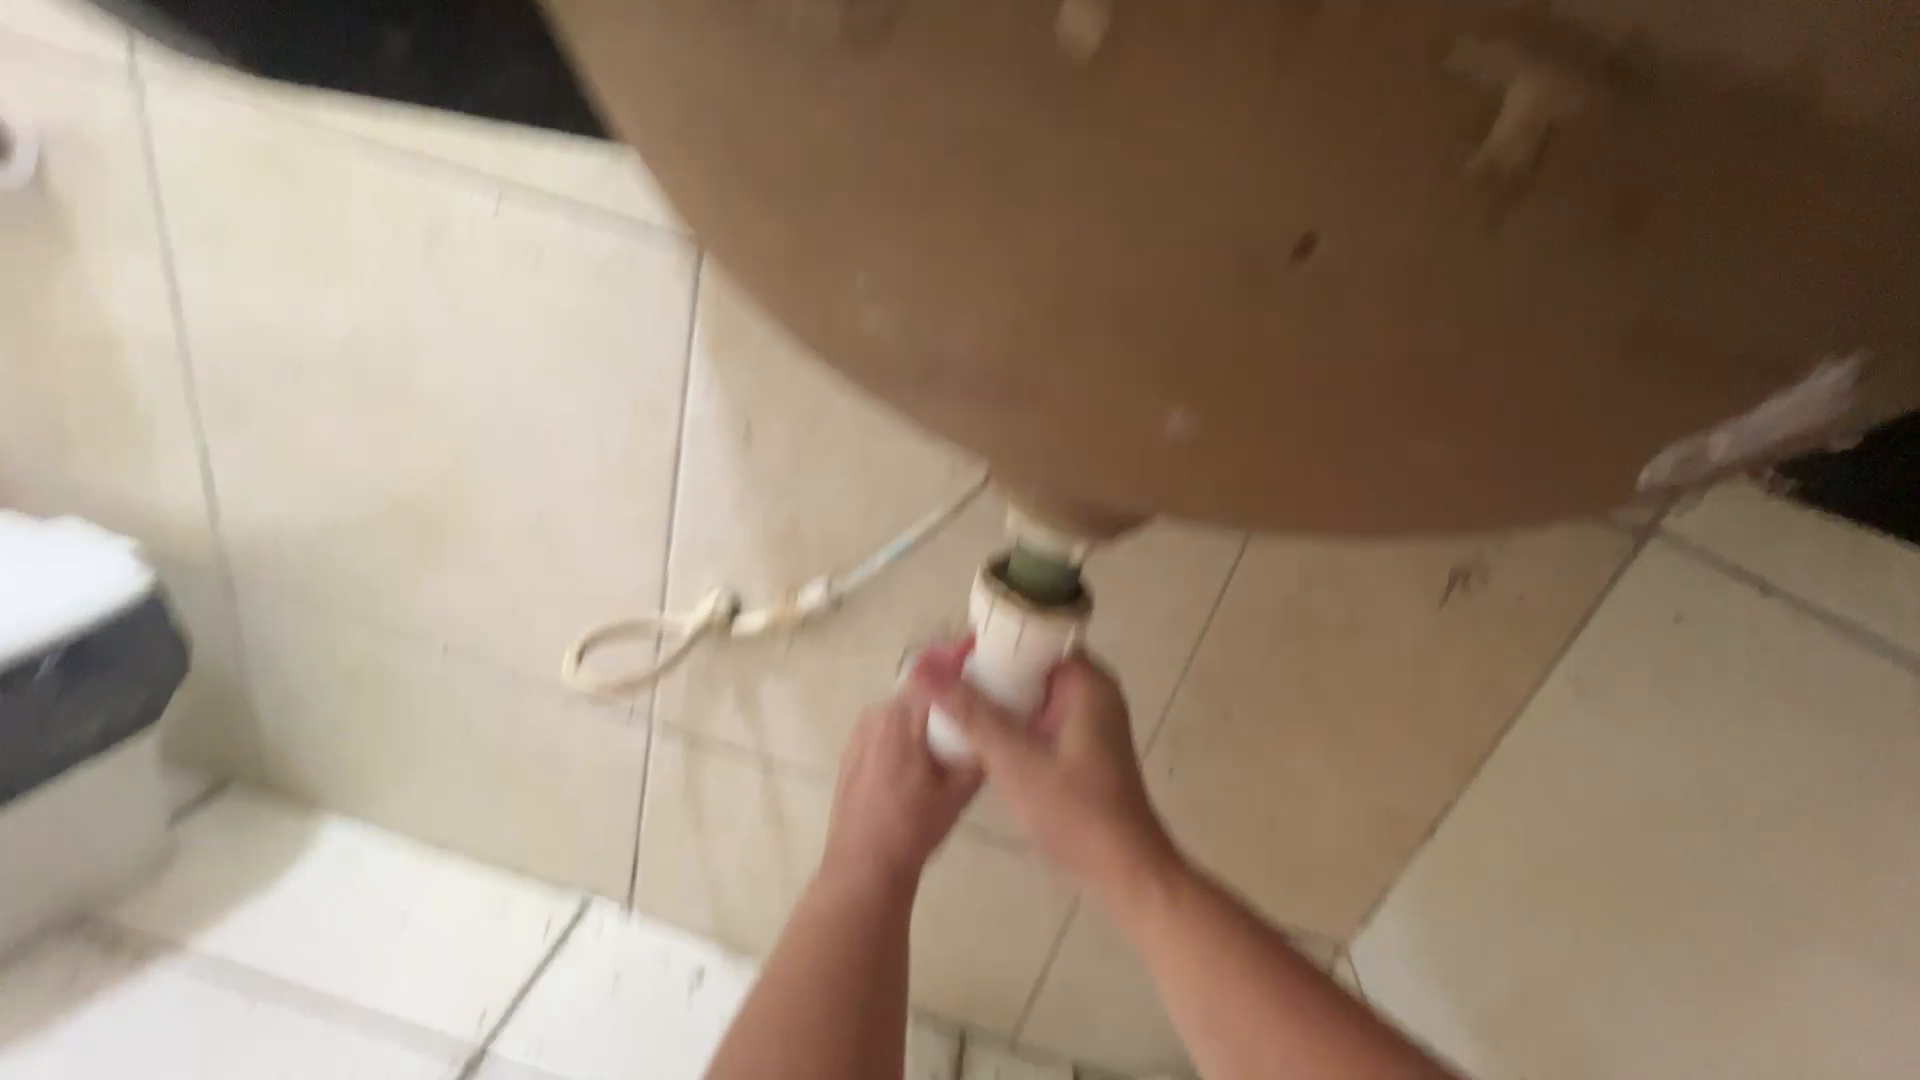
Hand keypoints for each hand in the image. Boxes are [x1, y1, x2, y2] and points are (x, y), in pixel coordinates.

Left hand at [819, 690, 981, 894]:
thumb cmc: (914, 829)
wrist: (863, 868)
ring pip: (901, 710)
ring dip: (923, 716)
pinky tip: (921, 758)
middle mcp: (876, 717)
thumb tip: (997, 725)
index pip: (934, 676)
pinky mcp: (851, 752)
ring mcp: (859, 734)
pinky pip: (885, 729)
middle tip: (972, 711)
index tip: (981, 670)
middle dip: (944, 697)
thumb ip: (979, 752)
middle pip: (918, 692)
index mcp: (902, 721)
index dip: (958, 669)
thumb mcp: (959, 793)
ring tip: (949, 737)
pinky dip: (905, 733)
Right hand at [910, 645, 1180, 902]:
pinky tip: (975, 728)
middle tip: (941, 674)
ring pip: (1032, 689)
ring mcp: (1088, 717)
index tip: (950, 649)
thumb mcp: (1016, 761)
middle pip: (1030, 661)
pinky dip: (1010, 716)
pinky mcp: (1080, 741)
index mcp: (1086, 682)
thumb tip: (924, 669)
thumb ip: (971, 713)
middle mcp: (1091, 690)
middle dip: (987, 667)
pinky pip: (1038, 713)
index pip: (1034, 634)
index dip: (991, 637)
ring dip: (996, 693)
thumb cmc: (1076, 813)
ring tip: (949, 695)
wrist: (1123, 871)